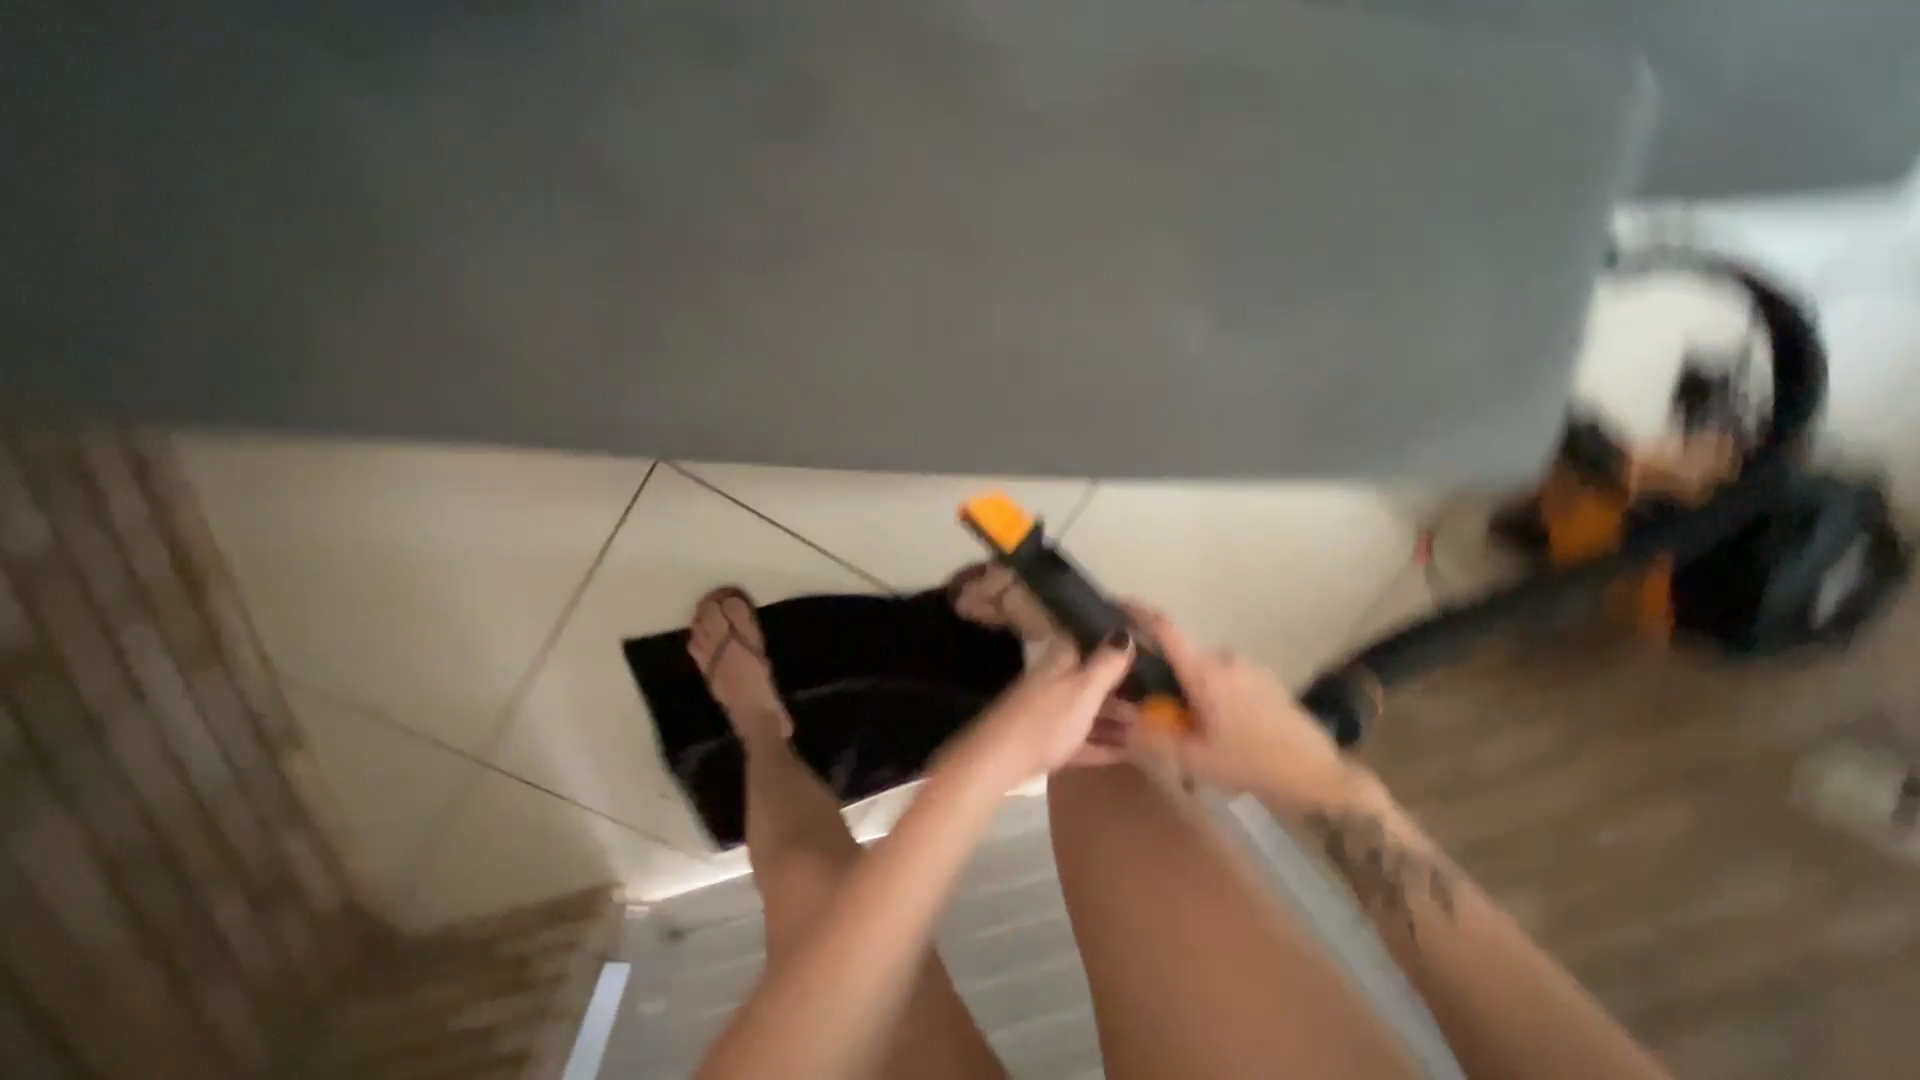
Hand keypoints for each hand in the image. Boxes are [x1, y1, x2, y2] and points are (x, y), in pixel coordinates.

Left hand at [964, 633, 1135, 786]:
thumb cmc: (1046, 720)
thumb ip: (1107, 662)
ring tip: (1152, 728)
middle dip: (1124, 689)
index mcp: (1062, 660)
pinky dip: (1103, 744)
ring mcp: (1048, 711)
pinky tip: (1128, 754)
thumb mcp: (1084, 689)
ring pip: (1089, 711)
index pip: (1093, 642)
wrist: (997, 761)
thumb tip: (1126, 630)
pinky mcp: (1045, 742)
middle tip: (1161, 698)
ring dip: (1117, 719)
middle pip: (1094, 680)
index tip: (1150, 655)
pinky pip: (1081, 739)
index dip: (1120, 646)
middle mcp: (1054, 680)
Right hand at [1125, 605, 1353, 803]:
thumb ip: (1151, 737)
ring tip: (1191, 729)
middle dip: (1166, 677)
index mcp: (1204, 671)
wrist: (1314, 773)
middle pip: (1183, 656)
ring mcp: (1249, 667)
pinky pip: (1226, 679)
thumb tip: (1117, 721)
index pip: (1166, 628)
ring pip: (1205, 671)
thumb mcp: (1193, 759)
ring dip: (1193, 690)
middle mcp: (1225, 659)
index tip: (1118, 603)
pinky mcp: (1265, 680)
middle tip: (1155, 710)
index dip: (1139, 611)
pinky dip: (1215, 695)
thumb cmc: (1250, 762)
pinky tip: (1221, 729)